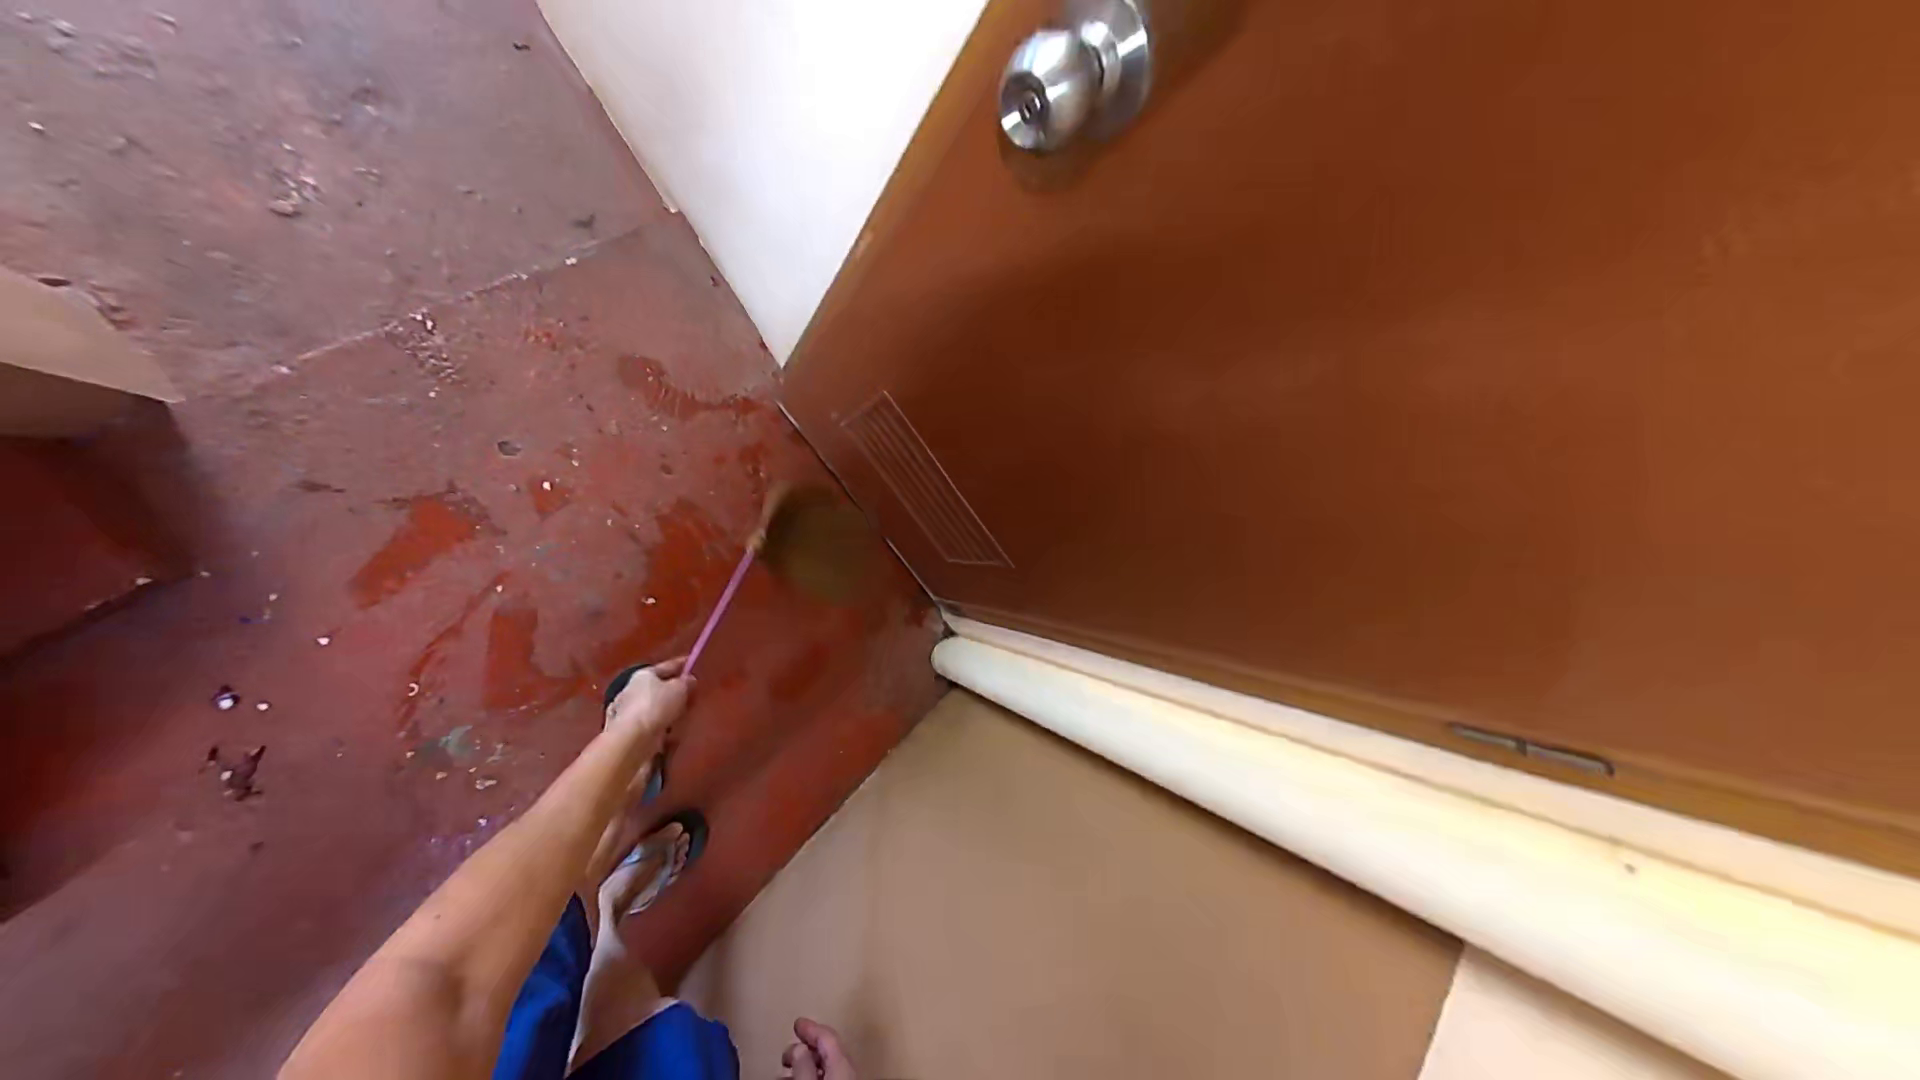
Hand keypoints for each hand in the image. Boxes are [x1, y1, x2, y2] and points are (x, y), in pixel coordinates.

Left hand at [604, 657, 691, 740]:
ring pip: (654, 706)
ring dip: (667, 709)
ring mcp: (627, 710)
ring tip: (682, 715)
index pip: (666, 666)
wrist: (632, 738)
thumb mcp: (680, 689)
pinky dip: (660, 724)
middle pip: (658, 686)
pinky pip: (650, 722)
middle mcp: (632, 689)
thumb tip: (688, 680)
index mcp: (643, 674)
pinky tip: (671, 730)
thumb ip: (686, 682)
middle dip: (673, 689)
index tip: (691, 661)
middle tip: (689, 692)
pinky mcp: (628, 729)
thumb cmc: (657, 705)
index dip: (680, 664)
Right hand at [782, 1018, 854, 1079]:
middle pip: (827, 1049)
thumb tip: (798, 1047)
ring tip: (784, 1071)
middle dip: (806, 1047)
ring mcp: (847, 1079)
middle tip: (787, 1052)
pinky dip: (812, 1074)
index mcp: (842, 1061)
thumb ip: (803, 1065)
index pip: (827, 1036)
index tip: (797, 1022)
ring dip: (805, 1064)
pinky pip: (827, 1076)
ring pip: (825, 1065)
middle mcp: (848, 1068)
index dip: (811, 1027)